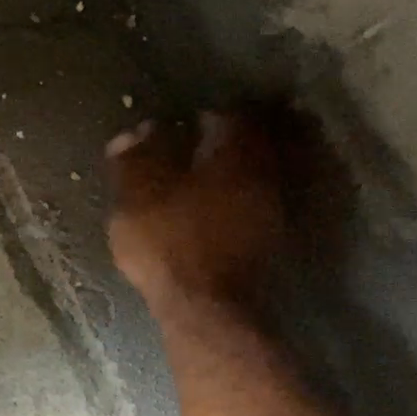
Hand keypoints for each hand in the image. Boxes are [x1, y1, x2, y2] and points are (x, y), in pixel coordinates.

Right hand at [106, 111, 287, 308]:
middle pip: (271, 136)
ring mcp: (282, 203)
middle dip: (250, 130)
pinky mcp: (280, 233)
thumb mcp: (137, 202)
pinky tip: (242, 198)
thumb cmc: (166, 244)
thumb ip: (136, 164)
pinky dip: (263, 189)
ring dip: (261, 159)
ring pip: (280, 165)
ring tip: (232, 165)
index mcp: (237, 154)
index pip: (237, 116)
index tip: (196, 118)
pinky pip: (278, 195)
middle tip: (224, 133)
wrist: (205, 303)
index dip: (216, 112)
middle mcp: (271, 169)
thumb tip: (134, 131)